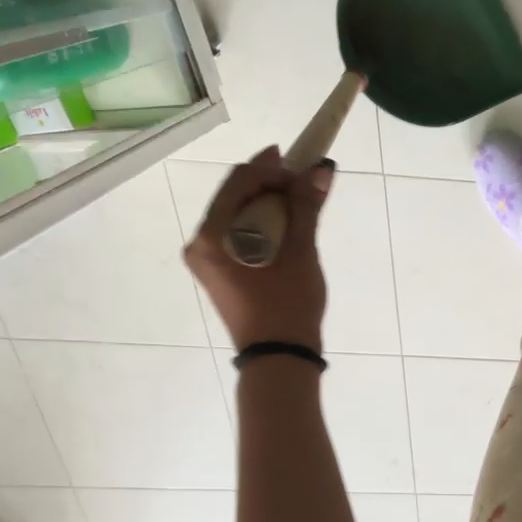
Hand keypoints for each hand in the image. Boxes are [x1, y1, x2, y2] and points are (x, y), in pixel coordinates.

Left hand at [184, 147, 332, 352]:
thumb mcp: (300, 254)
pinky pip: (241, 238)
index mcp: (211, 237)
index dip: (268, 166)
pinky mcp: (223, 275)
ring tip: (301, 203)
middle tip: (304, 180)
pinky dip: (264, 226)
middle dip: (270, 184)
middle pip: (235, 198)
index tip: (299, 160)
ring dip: (269, 205)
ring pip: (238, 218)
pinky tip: (288, 228)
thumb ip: (306, 209)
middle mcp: (201, 245)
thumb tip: (321, 170)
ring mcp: (210, 262)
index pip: (237, 183)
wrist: (279, 360)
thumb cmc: (287, 306)